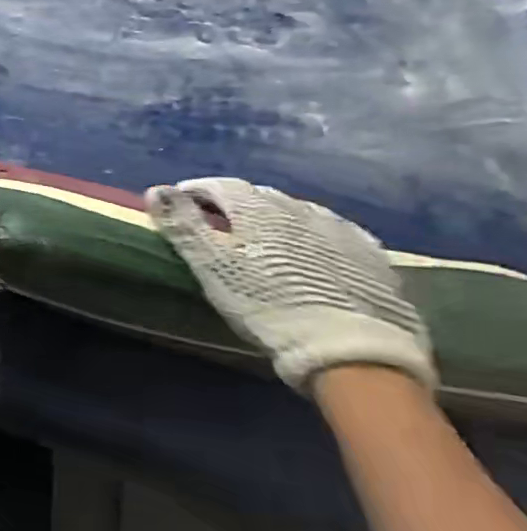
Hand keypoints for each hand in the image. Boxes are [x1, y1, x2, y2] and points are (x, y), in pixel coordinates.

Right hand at [145, 178, 435, 391]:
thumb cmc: (264, 301)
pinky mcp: (373, 258)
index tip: (179, 200)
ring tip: (260, 233)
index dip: (197, 190)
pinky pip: (337, 232)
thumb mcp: (210, 264)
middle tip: (214, 218)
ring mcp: (343, 233)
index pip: (222, 186)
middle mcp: (302, 212)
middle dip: (234, 201)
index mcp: (259, 211)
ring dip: (275, 215)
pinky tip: (312, 246)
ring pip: (301, 211)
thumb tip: (156, 189)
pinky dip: (313, 232)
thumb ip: (182, 224)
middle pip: (262, 196)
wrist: (347, 345)